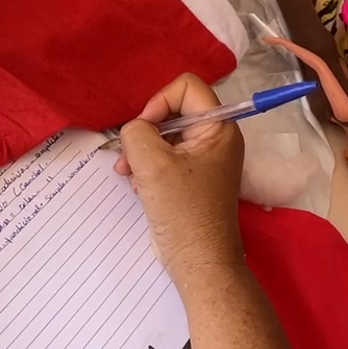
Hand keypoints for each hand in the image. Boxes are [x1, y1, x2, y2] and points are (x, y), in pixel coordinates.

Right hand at [114, 74, 244, 286]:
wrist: (198, 261)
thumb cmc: (182, 210)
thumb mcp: (151, 163)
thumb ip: (136, 132)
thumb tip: (134, 131)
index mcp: (219, 128)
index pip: (186, 87)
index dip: (158, 101)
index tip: (144, 130)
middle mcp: (215, 139)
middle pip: (172, 112)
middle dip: (144, 132)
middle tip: (128, 157)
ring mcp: (203, 160)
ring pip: (163, 137)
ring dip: (140, 152)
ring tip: (128, 175)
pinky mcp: (190, 179)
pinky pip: (163, 158)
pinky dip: (146, 168)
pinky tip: (138, 186)